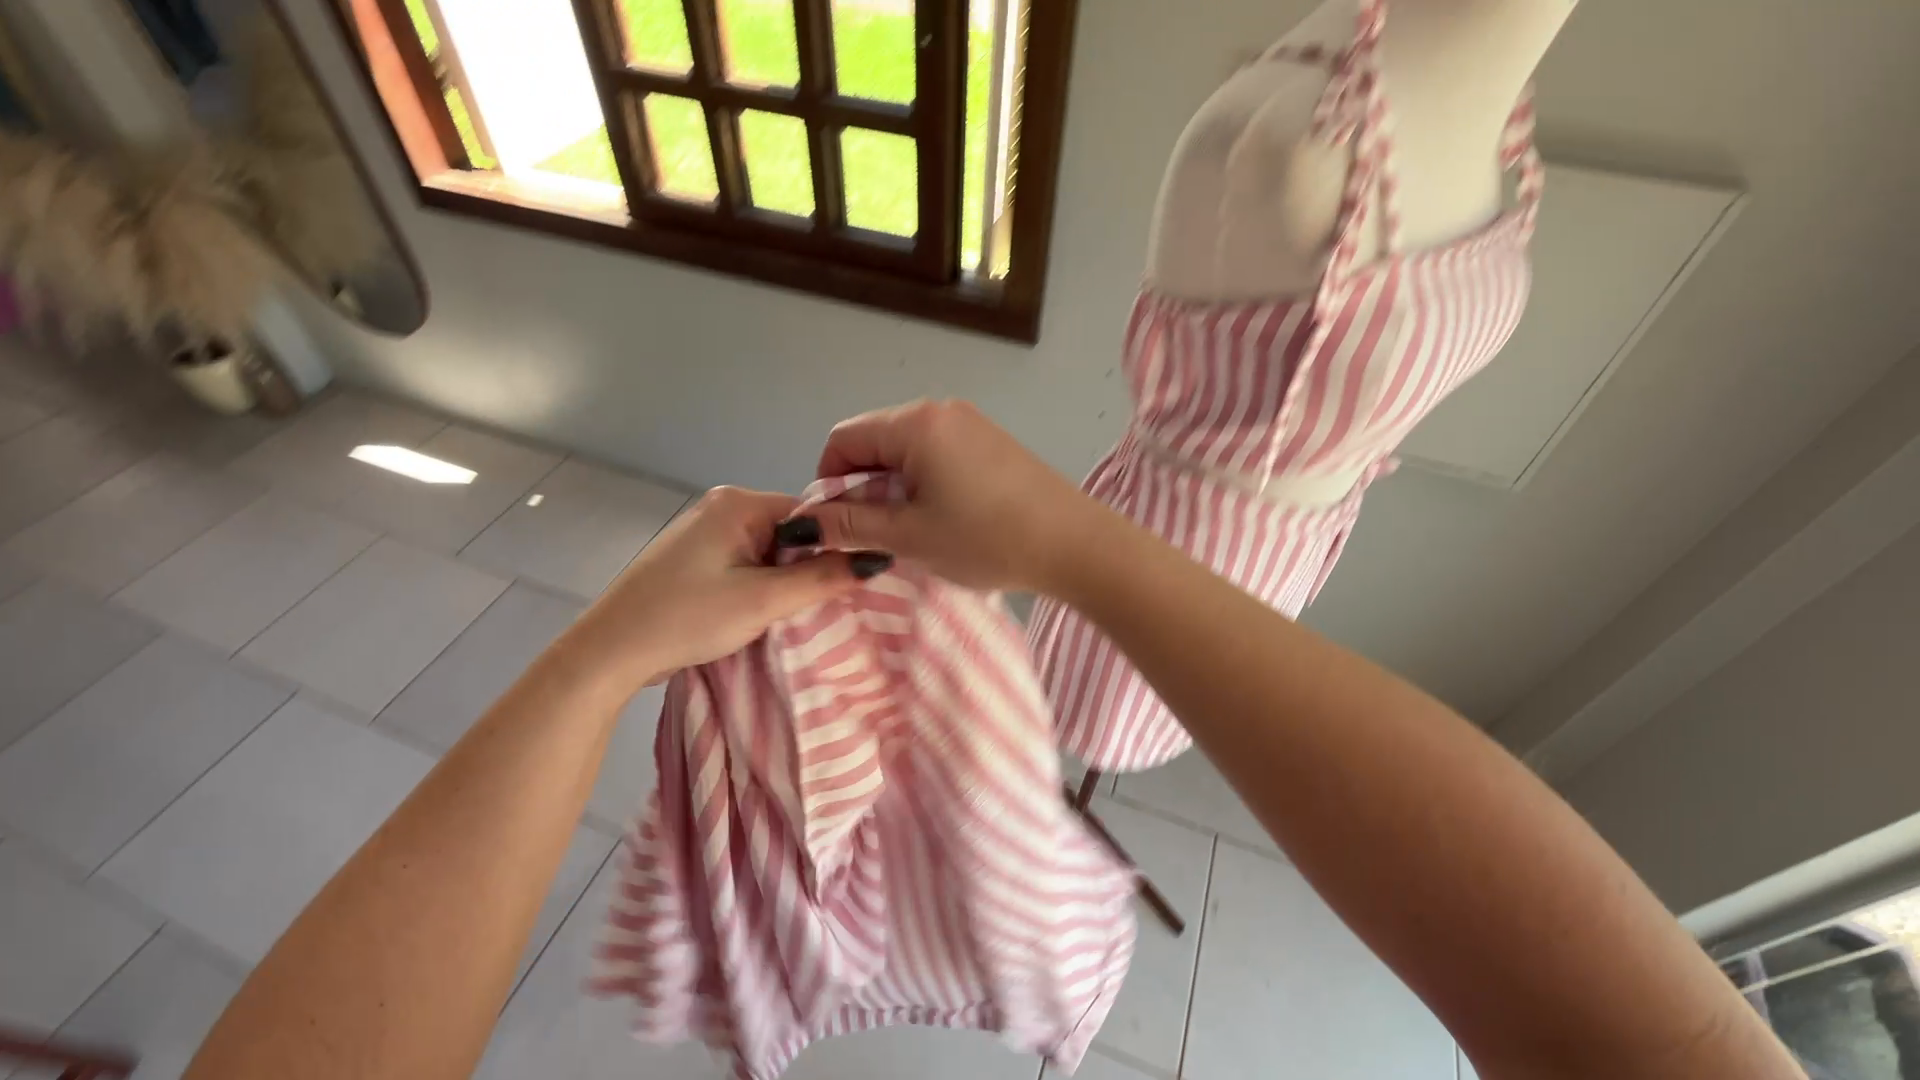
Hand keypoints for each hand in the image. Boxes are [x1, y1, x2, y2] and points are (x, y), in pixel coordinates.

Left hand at [566, 486, 882, 689]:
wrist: (611, 651)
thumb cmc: (689, 618)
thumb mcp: (764, 601)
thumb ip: (822, 579)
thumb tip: (876, 557)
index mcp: (738, 503)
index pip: (810, 514)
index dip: (835, 546)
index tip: (855, 582)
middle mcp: (721, 506)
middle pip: (790, 531)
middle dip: (809, 566)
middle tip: (828, 604)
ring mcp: (704, 531)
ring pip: (768, 550)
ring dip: (784, 580)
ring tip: (797, 612)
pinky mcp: (693, 557)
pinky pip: (745, 562)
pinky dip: (759, 585)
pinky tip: (763, 612)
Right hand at [801, 399, 1102, 591]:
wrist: (1075, 545)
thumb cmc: (985, 540)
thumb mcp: (909, 537)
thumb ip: (851, 526)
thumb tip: (802, 524)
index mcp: (914, 423)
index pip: (842, 439)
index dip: (828, 484)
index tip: (839, 526)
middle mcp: (940, 410)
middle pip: (874, 440)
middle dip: (862, 487)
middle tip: (875, 535)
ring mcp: (971, 423)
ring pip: (906, 450)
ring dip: (894, 488)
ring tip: (911, 531)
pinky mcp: (991, 442)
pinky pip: (937, 454)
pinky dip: (924, 483)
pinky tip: (944, 518)